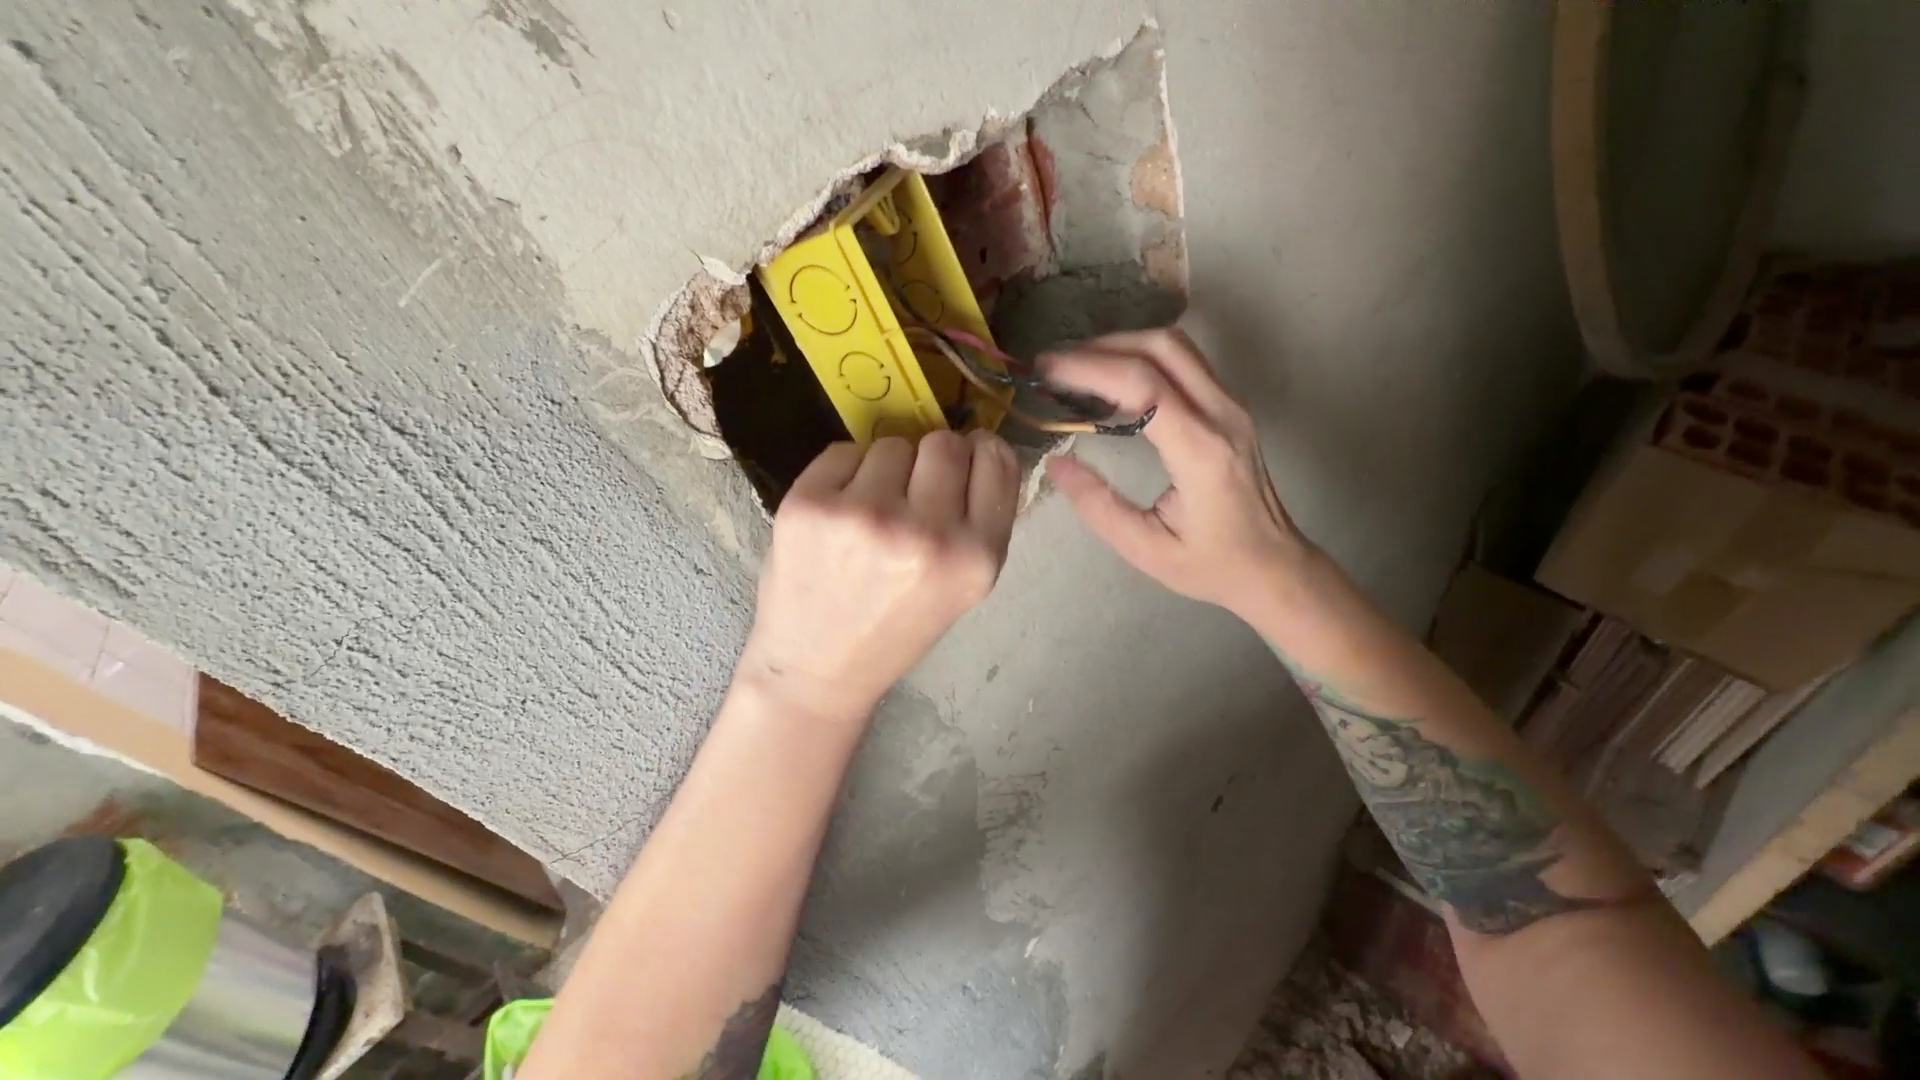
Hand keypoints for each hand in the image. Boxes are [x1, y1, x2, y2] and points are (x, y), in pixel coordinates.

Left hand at [738, 429, 1019, 722]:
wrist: (819, 669)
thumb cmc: (898, 628)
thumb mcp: (965, 586)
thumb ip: (983, 520)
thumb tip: (981, 445)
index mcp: (974, 557)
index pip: (997, 459)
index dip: (982, 452)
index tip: (967, 461)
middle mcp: (926, 533)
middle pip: (945, 443)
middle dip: (933, 460)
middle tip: (915, 493)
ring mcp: (864, 515)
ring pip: (893, 444)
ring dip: (887, 468)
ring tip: (873, 513)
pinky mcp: (810, 503)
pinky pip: (844, 451)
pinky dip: (845, 474)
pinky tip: (840, 516)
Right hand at [1041, 328, 1317, 618]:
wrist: (1275, 565)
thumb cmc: (1213, 565)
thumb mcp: (1147, 550)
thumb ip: (1099, 506)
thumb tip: (1056, 462)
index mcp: (1201, 452)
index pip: (1144, 385)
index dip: (1091, 368)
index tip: (1047, 370)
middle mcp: (1222, 415)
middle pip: (1161, 347)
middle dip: (1101, 346)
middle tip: (1054, 365)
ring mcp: (1230, 405)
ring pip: (1175, 345)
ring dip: (1122, 344)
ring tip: (1077, 367)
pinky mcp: (1229, 406)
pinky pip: (1184, 360)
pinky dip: (1141, 356)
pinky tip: (1112, 377)